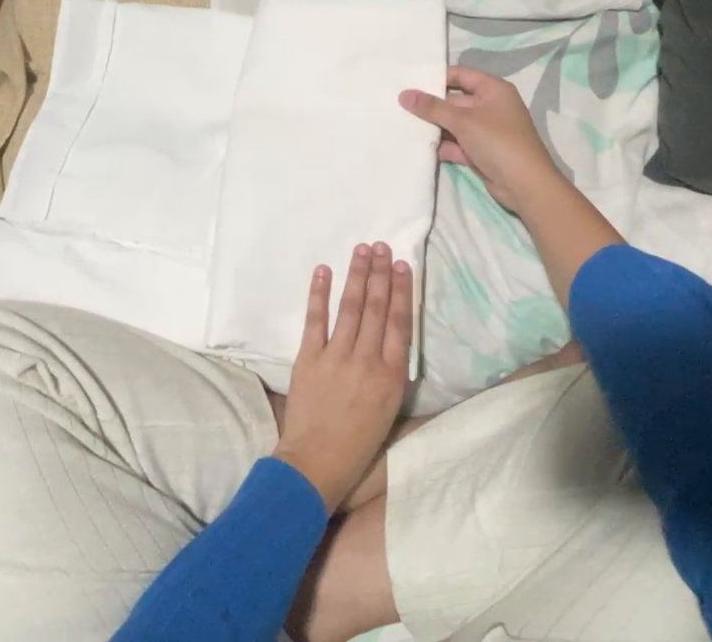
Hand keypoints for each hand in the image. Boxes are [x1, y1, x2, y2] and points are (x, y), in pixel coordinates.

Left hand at [272, 243, 413, 512]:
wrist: (317, 464)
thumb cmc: (358, 446)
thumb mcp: (389, 411)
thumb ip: (391, 374)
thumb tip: (392, 341)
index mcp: (391, 375)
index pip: (398, 322)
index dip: (401, 291)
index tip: (403, 266)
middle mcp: (367, 360)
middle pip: (375, 307)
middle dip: (380, 274)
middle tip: (382, 246)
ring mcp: (337, 357)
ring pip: (350, 307)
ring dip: (356, 276)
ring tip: (361, 250)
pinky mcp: (309, 358)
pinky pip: (315, 320)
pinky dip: (319, 294)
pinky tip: (323, 271)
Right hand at [399, 66, 560, 212]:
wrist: (525, 185)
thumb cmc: (498, 142)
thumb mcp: (464, 121)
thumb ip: (433, 108)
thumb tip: (404, 95)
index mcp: (493, 90)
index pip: (461, 75)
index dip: (437, 77)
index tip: (409, 81)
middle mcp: (490, 107)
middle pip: (454, 101)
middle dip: (430, 105)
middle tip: (398, 105)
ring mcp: (485, 131)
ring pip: (453, 124)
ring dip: (433, 127)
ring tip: (402, 125)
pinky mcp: (479, 152)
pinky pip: (456, 143)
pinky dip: (441, 146)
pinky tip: (418, 148)